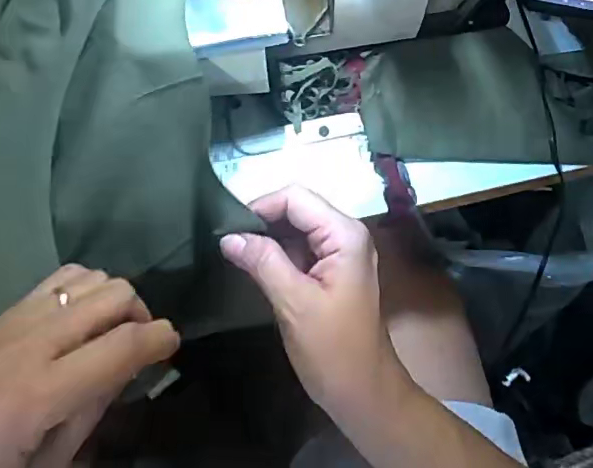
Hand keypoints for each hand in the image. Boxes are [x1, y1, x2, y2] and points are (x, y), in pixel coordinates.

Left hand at [0, 265, 179, 467]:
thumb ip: (92, 411)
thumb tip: (135, 365)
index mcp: (34, 397)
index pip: (122, 345)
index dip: (161, 339)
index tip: (173, 346)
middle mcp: (23, 347)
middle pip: (111, 294)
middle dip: (140, 314)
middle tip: (140, 346)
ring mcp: (3, 326)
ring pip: (87, 276)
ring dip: (110, 299)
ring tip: (109, 333)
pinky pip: (53, 281)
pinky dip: (79, 292)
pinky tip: (76, 324)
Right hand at [219, 186, 407, 418]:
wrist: (365, 393)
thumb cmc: (333, 349)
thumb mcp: (294, 304)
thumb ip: (263, 263)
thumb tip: (229, 236)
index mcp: (345, 233)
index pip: (297, 198)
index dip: (262, 206)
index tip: (228, 226)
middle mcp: (347, 233)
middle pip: (299, 208)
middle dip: (263, 219)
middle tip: (227, 238)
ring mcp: (343, 251)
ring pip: (299, 228)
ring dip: (269, 236)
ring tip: (234, 248)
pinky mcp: (334, 269)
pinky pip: (303, 248)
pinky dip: (279, 252)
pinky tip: (254, 263)